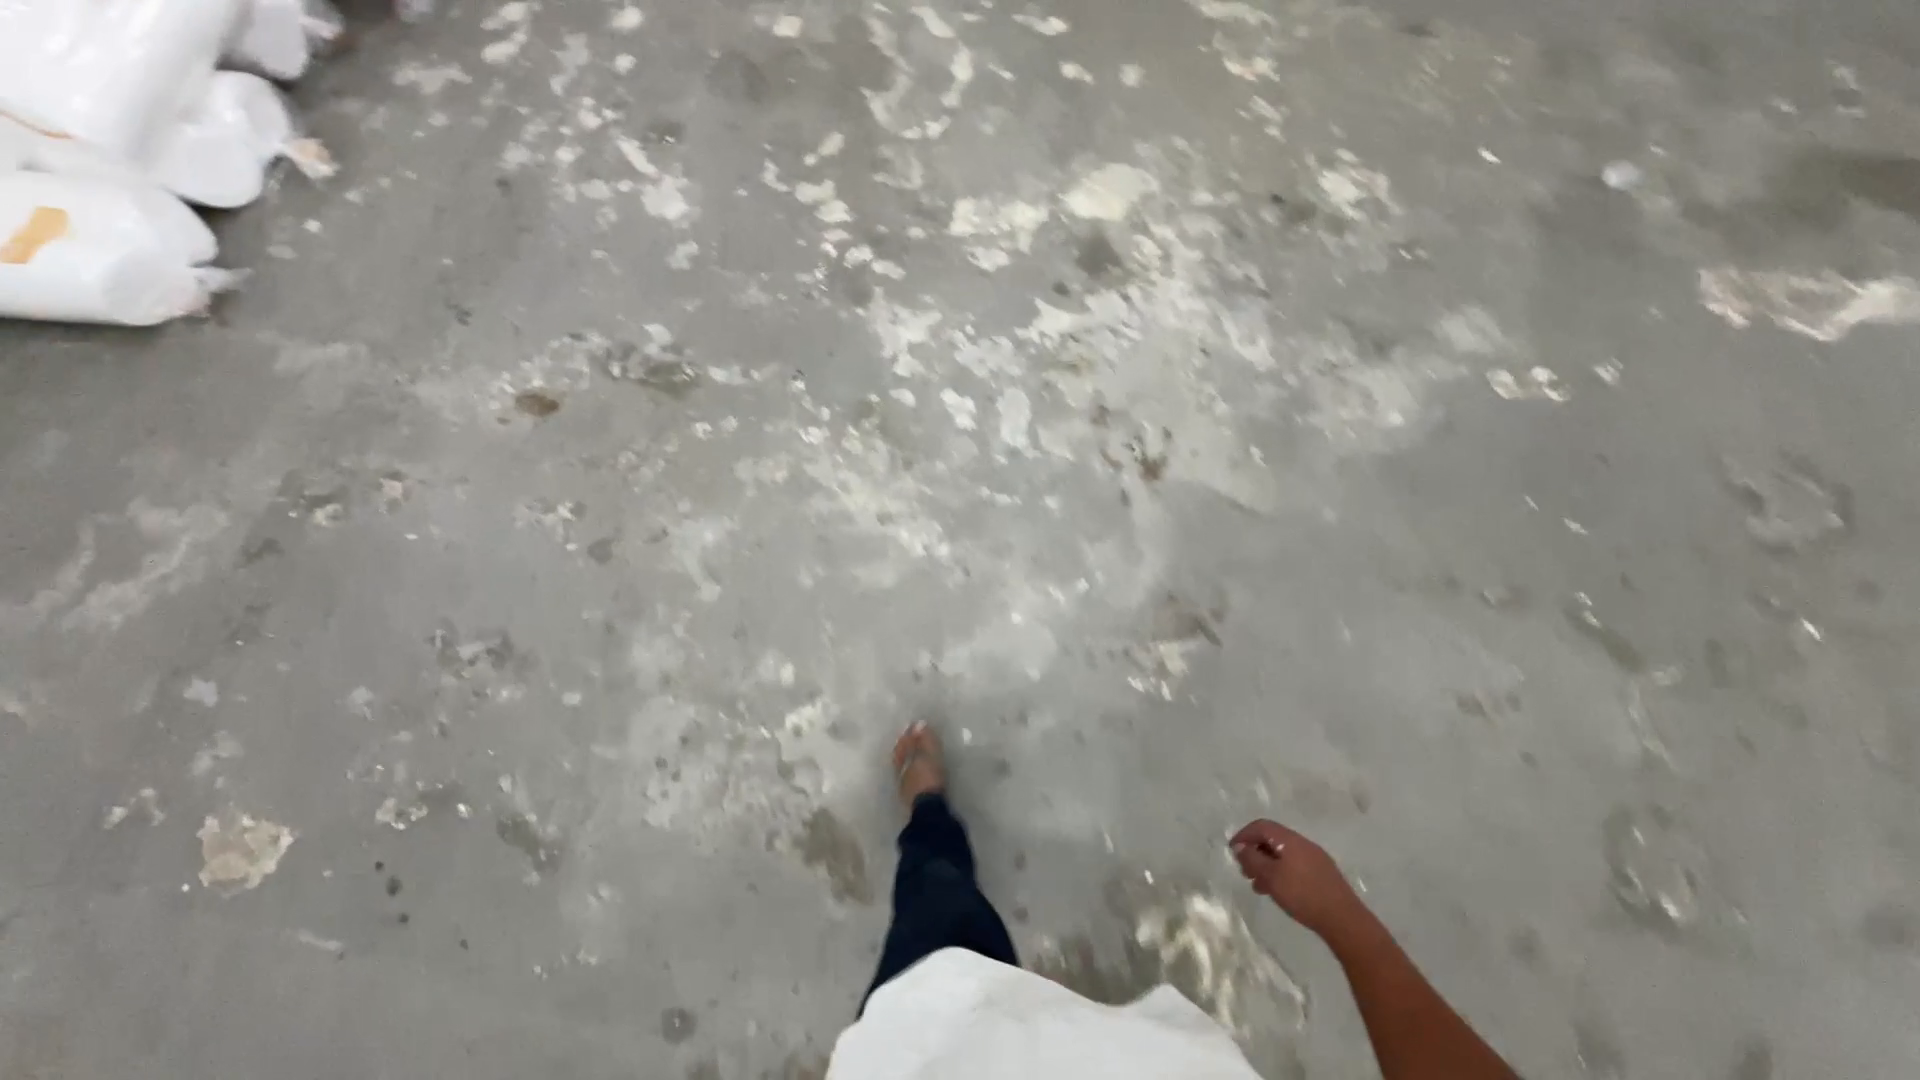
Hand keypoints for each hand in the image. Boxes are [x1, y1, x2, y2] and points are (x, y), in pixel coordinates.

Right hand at [1230, 819, 1363, 937]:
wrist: (1343, 920)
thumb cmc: (1302, 895)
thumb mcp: (1270, 877)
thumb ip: (1252, 859)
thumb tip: (1240, 846)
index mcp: (1291, 840)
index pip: (1262, 826)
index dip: (1244, 835)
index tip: (1232, 852)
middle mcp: (1304, 844)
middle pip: (1273, 839)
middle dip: (1255, 852)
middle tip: (1244, 871)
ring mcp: (1316, 859)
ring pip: (1283, 855)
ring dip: (1266, 865)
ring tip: (1257, 885)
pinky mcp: (1322, 875)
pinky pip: (1294, 866)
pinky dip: (1280, 873)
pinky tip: (1277, 892)